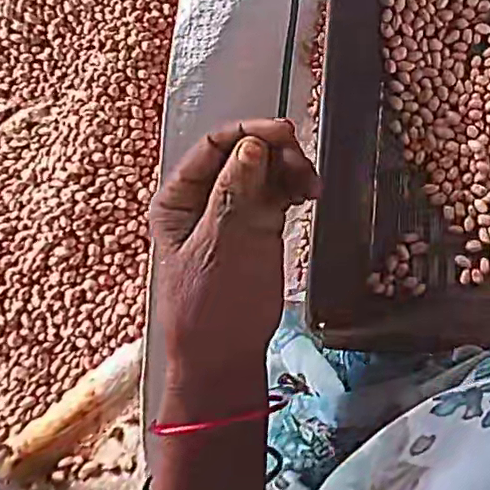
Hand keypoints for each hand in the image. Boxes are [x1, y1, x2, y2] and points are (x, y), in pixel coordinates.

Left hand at [148, 119, 318, 406]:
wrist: (226, 356)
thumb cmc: (209, 308)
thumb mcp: (219, 247)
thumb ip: (235, 193)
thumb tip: (252, 144)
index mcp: (179, 198)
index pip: (213, 146)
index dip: (249, 133)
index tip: (284, 133)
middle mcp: (205, 197)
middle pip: (244, 152)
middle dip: (276, 151)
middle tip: (302, 165)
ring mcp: (235, 208)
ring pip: (266, 168)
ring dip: (291, 168)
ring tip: (310, 186)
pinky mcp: (260, 222)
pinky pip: (279, 189)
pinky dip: (296, 185)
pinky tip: (308, 194)